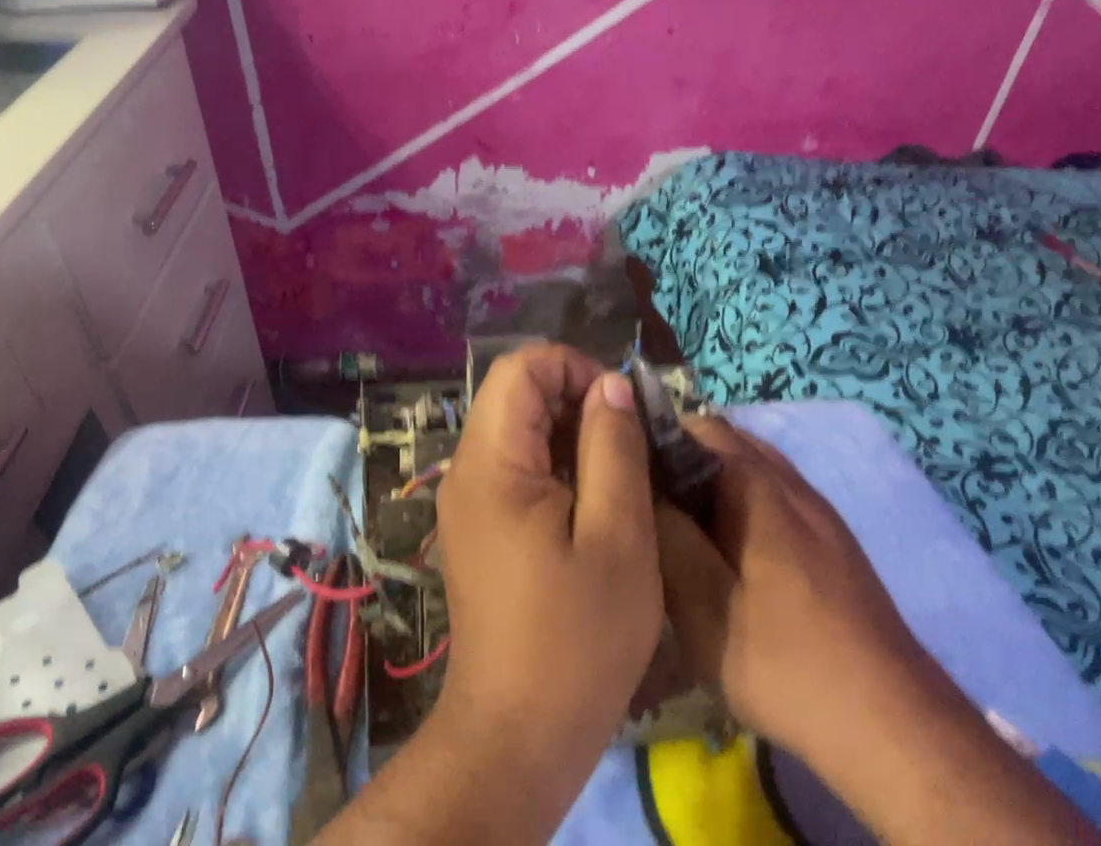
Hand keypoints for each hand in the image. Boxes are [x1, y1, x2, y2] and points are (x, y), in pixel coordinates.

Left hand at [435, 345, 662, 752]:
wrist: (520, 731)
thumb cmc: (578, 638)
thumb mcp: (618, 536)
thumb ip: (613, 449)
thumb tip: (610, 386)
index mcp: (490, 464)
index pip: (521, 368)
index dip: (576, 368)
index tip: (626, 412)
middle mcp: (465, 473)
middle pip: (516, 397)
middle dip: (578, 402)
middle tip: (635, 446)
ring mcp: (467, 504)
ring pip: (519, 434)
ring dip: (573, 439)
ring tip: (624, 477)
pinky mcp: (478, 531)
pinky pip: (516, 473)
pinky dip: (558, 471)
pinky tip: (597, 507)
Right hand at [652, 415, 936, 757]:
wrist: (888, 722)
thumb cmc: (782, 661)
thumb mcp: (703, 606)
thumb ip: (668, 537)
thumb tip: (640, 488)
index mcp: (760, 490)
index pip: (701, 427)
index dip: (656, 438)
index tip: (621, 473)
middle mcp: (796, 489)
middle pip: (731, 446)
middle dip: (683, 463)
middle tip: (644, 507)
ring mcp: (823, 519)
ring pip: (756, 477)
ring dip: (714, 489)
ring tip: (679, 534)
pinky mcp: (836, 551)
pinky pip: (777, 505)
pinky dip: (743, 512)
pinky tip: (727, 561)